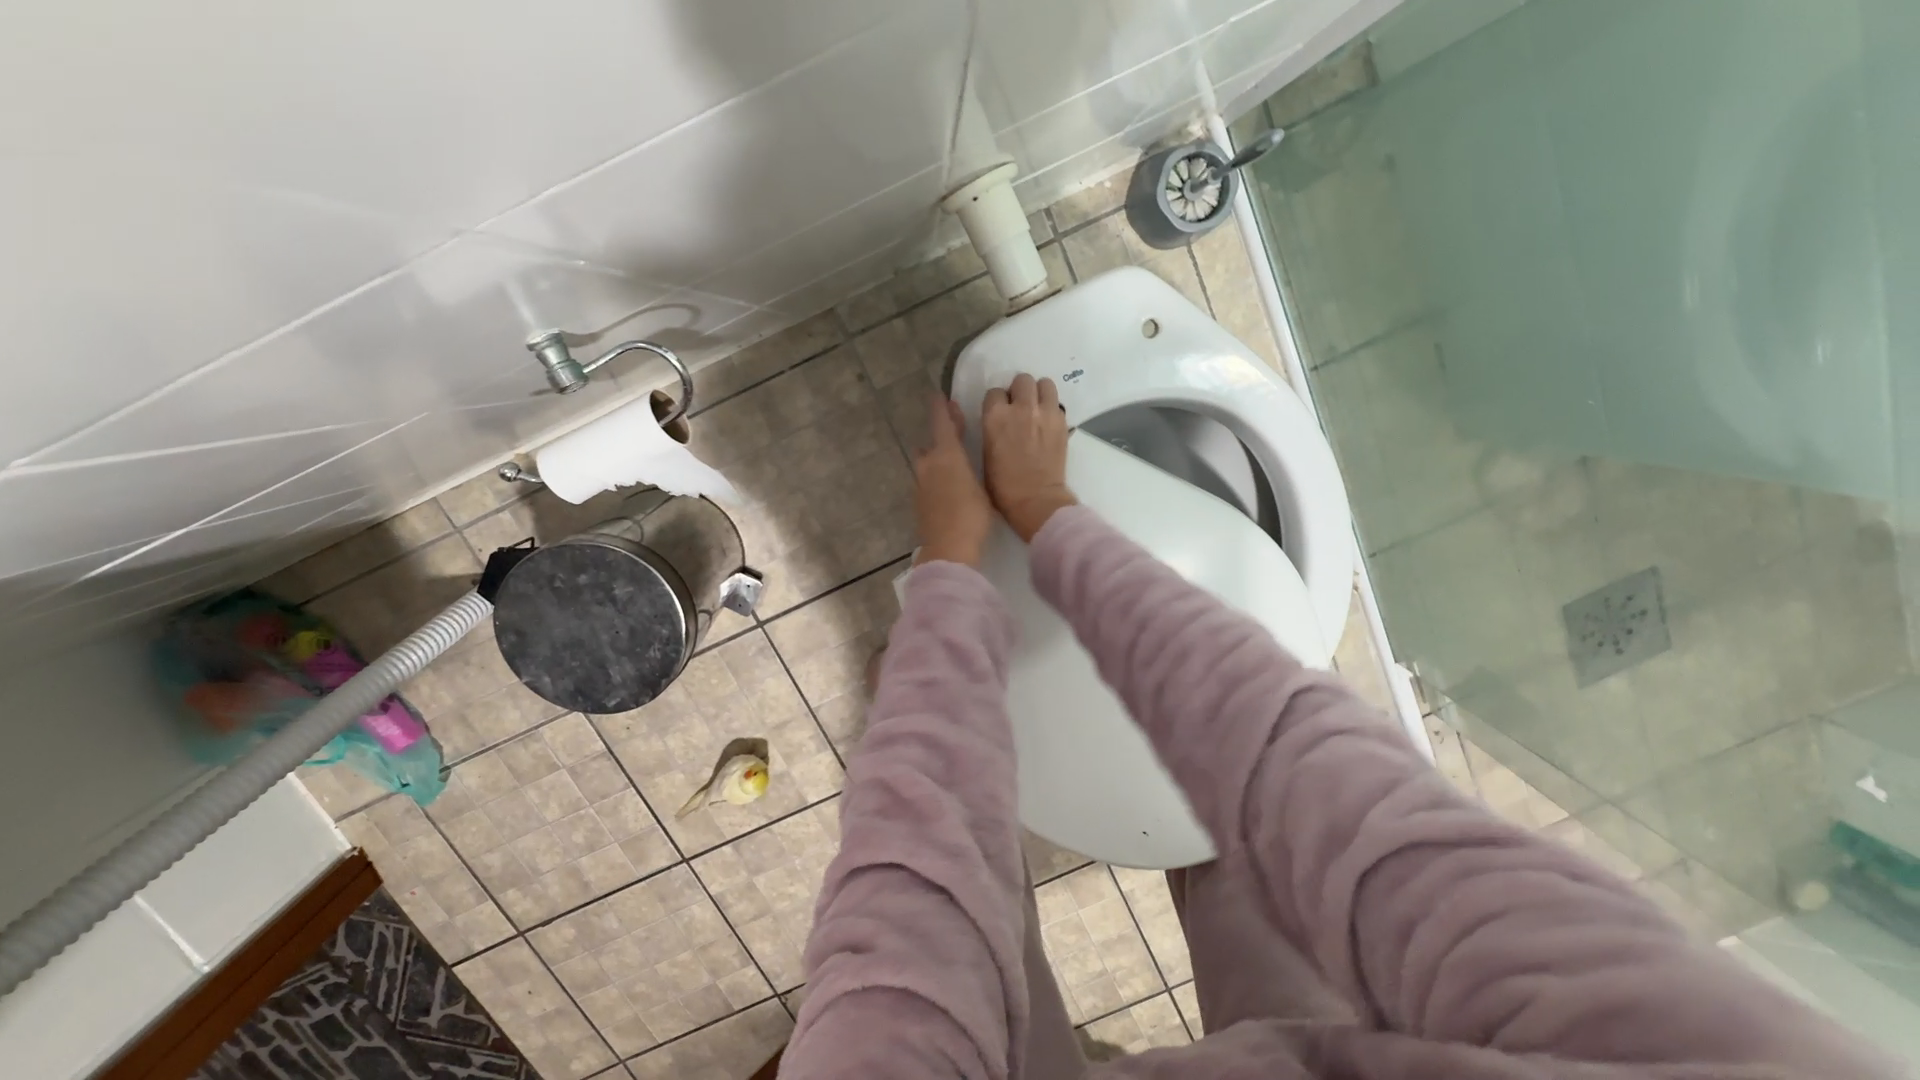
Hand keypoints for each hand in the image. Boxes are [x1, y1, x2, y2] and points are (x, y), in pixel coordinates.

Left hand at [913, 396, 994, 567]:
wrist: (948, 549)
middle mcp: (928, 465)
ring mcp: (920, 485)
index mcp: (946, 456)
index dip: (941, 409)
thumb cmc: (972, 515)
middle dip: (941, 436)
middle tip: (955, 430)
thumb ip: (971, 466)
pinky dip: (937, 476)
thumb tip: (966, 454)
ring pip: (927, 463)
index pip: (941, 424)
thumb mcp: (982, 486)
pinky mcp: (919, 502)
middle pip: (931, 444)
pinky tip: (950, 485)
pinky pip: (927, 480)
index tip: (938, 395)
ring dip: (938, 458)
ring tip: (956, 461)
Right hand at [981, 374, 1076, 541]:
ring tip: (1037, 408)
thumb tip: (998, 421)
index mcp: (995, 417)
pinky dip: (1052, 409)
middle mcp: (1020, 408)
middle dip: (1019, 391)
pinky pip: (1057, 403)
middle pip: (1022, 380)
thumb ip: (991, 429)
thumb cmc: (1002, 486)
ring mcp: (1045, 413)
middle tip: (1020, 407)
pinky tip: (1048, 424)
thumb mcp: (985, 454)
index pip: (994, 392)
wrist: (1035, 500)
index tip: (999, 413)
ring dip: (1039, 393)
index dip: (997, 402)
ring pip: (1045, 383)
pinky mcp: (1062, 422)